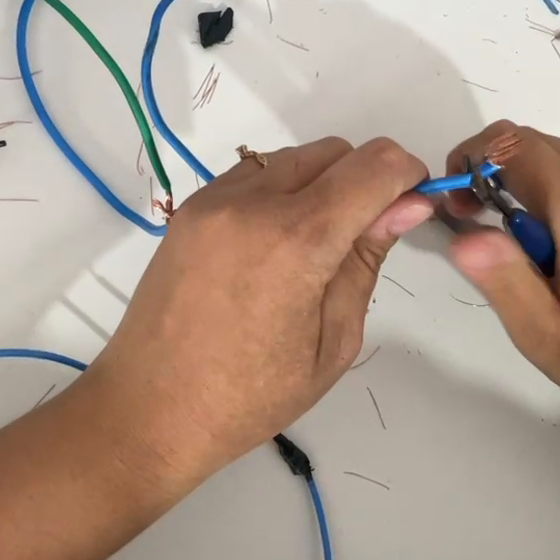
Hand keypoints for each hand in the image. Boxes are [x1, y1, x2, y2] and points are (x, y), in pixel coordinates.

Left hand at [83, 137, 430, 484]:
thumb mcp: (332, 342)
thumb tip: (408, 204)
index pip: (374, 165)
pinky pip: (254, 173)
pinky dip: (280, 191)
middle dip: (365, 181)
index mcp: (296, 240)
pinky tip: (273, 245)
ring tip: (312, 249)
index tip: (411, 209)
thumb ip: (367, 260)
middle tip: (362, 239)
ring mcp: (214, 200)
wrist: (149, 408)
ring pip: (294, 157)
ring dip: (322, 183)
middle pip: (335, 151)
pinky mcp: (190, 208)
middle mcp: (252, 203)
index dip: (408, 177)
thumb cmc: (250, 396)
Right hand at [441, 122, 559, 415]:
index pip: (515, 147)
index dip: (473, 159)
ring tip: (519, 240)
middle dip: (493, 170)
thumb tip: (464, 236)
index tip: (458, 202)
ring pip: (559, 154)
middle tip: (476, 220)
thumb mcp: (543, 335)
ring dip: (523, 180)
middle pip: (535, 143)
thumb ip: (504, 280)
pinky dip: (554, 189)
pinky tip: (555, 239)